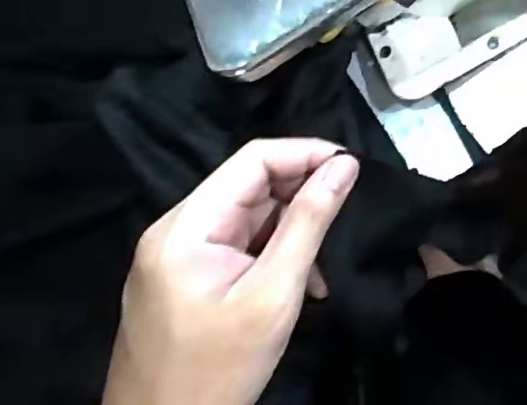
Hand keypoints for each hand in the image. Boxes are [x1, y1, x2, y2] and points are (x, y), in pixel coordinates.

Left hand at [102, 139, 359, 404]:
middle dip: (302, 190)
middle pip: (251, 183)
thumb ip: (310, 220)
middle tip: (345, 208)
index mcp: (186, 225)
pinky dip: (274, 249)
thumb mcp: (273, 293)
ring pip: (250, 212)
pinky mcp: (186, 278)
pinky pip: (239, 242)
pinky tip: (303, 277)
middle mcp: (176, 229)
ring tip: (326, 254)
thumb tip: (345, 163)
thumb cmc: (216, 373)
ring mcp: (178, 255)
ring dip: (293, 224)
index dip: (305, 152)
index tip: (349, 166)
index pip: (254, 158)